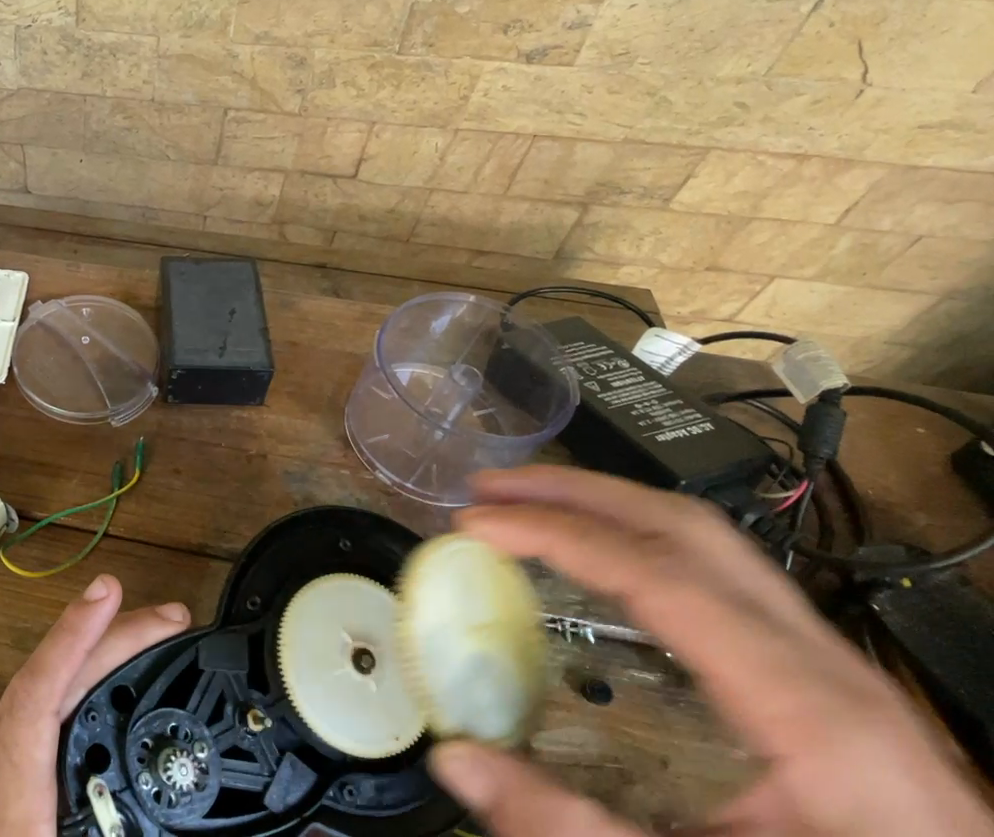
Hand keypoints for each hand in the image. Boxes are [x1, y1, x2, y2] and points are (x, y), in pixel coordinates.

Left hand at [0, 574, 190, 836]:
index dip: (76, 634)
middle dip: (113, 634)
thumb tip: (154, 826)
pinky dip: (78, 676)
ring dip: (97, 651)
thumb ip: (108, 830)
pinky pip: (44, 700)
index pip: (42, 686)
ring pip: (49, 681)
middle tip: (171, 616)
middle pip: (55, 672)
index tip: (109, 592)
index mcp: (9, 773)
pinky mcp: (1, 762)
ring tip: (145, 634)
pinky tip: (103, 677)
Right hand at [431, 465, 993, 836]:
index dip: (555, 534)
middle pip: (688, 529)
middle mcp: (826, 663)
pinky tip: (600, 566)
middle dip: (577, 492)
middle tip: (490, 488)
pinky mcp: (828, 680)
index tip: (476, 523)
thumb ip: (575, 828)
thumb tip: (458, 762)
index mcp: (807, 707)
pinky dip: (643, 543)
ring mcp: (833, 664)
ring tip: (530, 505)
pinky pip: (724, 577)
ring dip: (609, 507)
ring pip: (711, 541)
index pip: (658, 574)